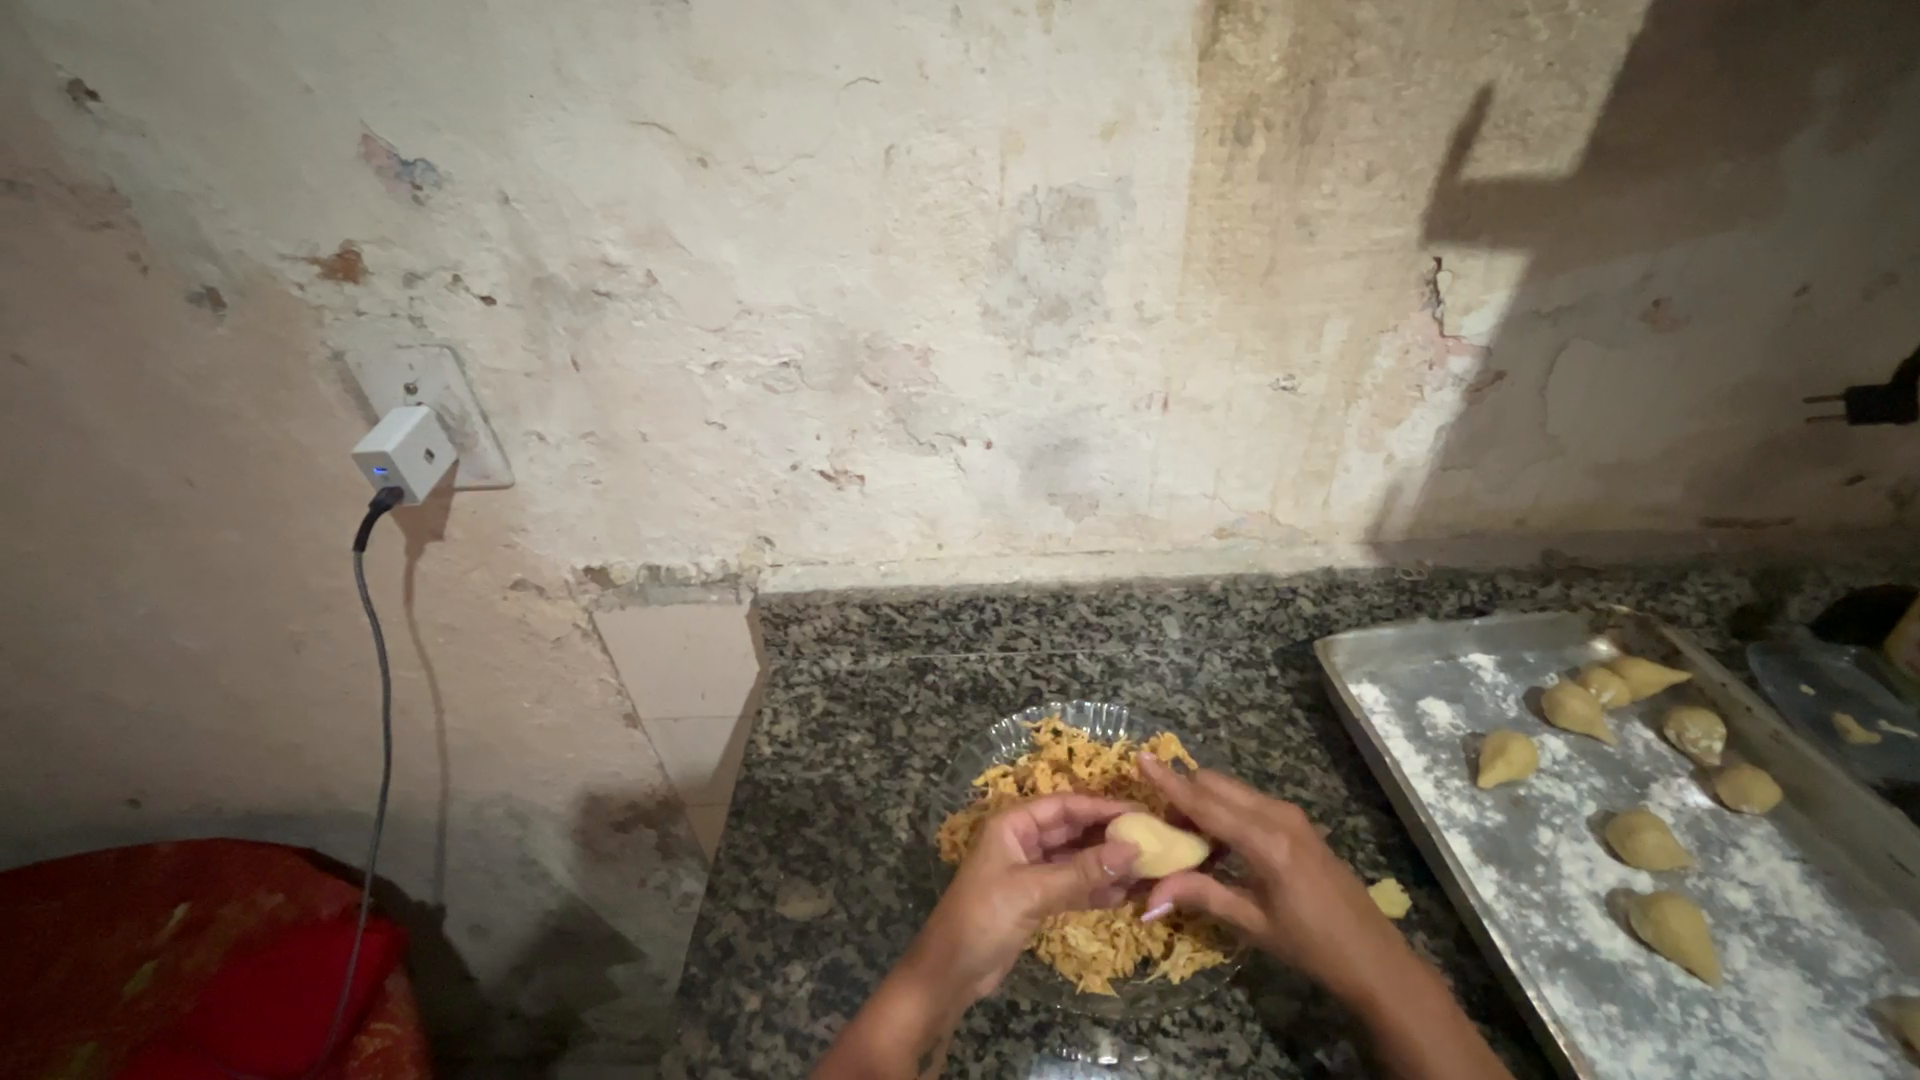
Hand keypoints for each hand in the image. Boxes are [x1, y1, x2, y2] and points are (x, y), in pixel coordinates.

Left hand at [905, 794, 1139, 1006]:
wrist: (951, 972)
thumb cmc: (983, 918)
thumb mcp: (1034, 891)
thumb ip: (1083, 872)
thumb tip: (1133, 851)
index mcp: (1013, 825)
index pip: (1065, 806)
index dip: (1102, 808)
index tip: (1140, 813)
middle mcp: (1023, 841)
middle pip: (1073, 830)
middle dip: (1109, 836)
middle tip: (1152, 841)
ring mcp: (1030, 871)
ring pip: (1076, 859)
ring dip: (1107, 865)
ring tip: (1147, 869)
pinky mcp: (1037, 899)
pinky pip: (1073, 886)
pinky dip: (1096, 889)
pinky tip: (1125, 895)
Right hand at [1137, 754, 1419, 1005]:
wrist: (1375, 958)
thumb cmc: (1313, 946)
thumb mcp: (1252, 923)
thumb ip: (1201, 895)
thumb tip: (1148, 897)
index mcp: (1266, 842)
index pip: (1205, 803)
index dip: (1169, 781)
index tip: (1140, 758)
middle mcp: (1278, 816)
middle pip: (1216, 784)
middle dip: (1183, 793)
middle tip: (1160, 825)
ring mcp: (1291, 816)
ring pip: (1232, 790)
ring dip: (1203, 802)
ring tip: (1185, 838)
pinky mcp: (1297, 823)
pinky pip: (1248, 802)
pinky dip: (1224, 810)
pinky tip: (1218, 844)